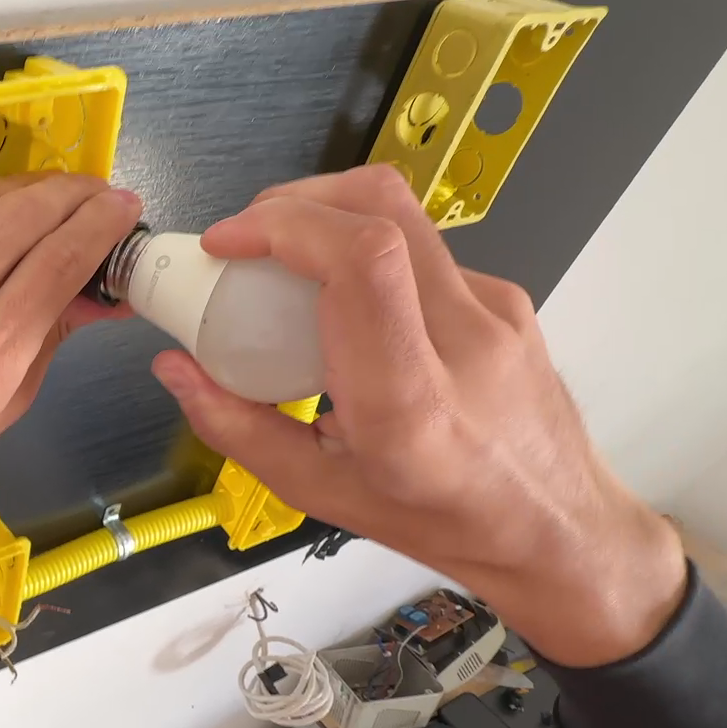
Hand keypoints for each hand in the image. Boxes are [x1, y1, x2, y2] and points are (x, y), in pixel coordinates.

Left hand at [0, 97, 141, 561]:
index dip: (97, 228)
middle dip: (70, 198)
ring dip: (21, 187)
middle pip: (16, 230)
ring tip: (50, 189)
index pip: (52, 270)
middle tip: (95, 193)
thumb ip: (52, 337)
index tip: (121, 208)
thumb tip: (105, 286)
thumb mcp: (7, 407)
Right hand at [151, 165, 684, 666]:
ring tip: (277, 261)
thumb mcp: (311, 487)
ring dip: (322, 215)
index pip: (361, 261)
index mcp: (407, 397)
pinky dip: (356, 246)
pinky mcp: (502, 296)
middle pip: (381, 206)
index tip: (225, 243)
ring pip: (401, 211)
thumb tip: (173, 365)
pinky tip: (334, 297)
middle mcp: (463, 335)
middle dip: (292, 202)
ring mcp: (494, 305)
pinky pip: (417, 245)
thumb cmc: (430, 517)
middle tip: (241, 240)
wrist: (554, 526)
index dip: (284, 227)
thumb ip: (232, 425)